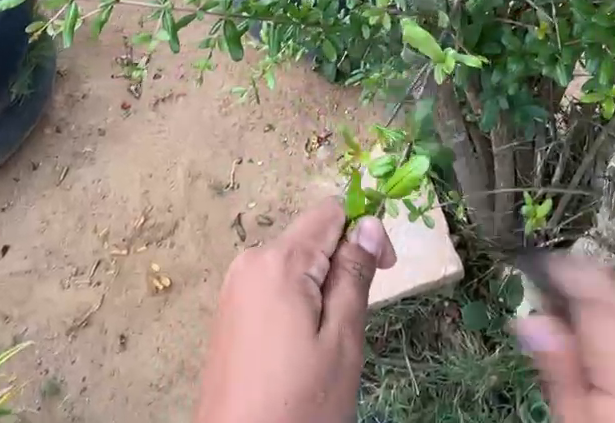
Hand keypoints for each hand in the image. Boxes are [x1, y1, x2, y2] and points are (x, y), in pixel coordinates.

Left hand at [194, 199, 397, 422]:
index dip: (365, 231)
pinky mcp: (228, 312)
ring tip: (324, 344)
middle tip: (351, 324)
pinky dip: (297, 304)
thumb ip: (355, 274)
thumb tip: (370, 223)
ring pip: (295, 264)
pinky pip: (274, 286)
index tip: (385, 271)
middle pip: (312, 237)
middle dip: (341, 266)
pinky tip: (299, 350)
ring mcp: (234, 287)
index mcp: (278, 260)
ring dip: (320, 289)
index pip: (331, 212)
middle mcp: (250, 261)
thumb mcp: (341, 341)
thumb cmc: (298, 404)